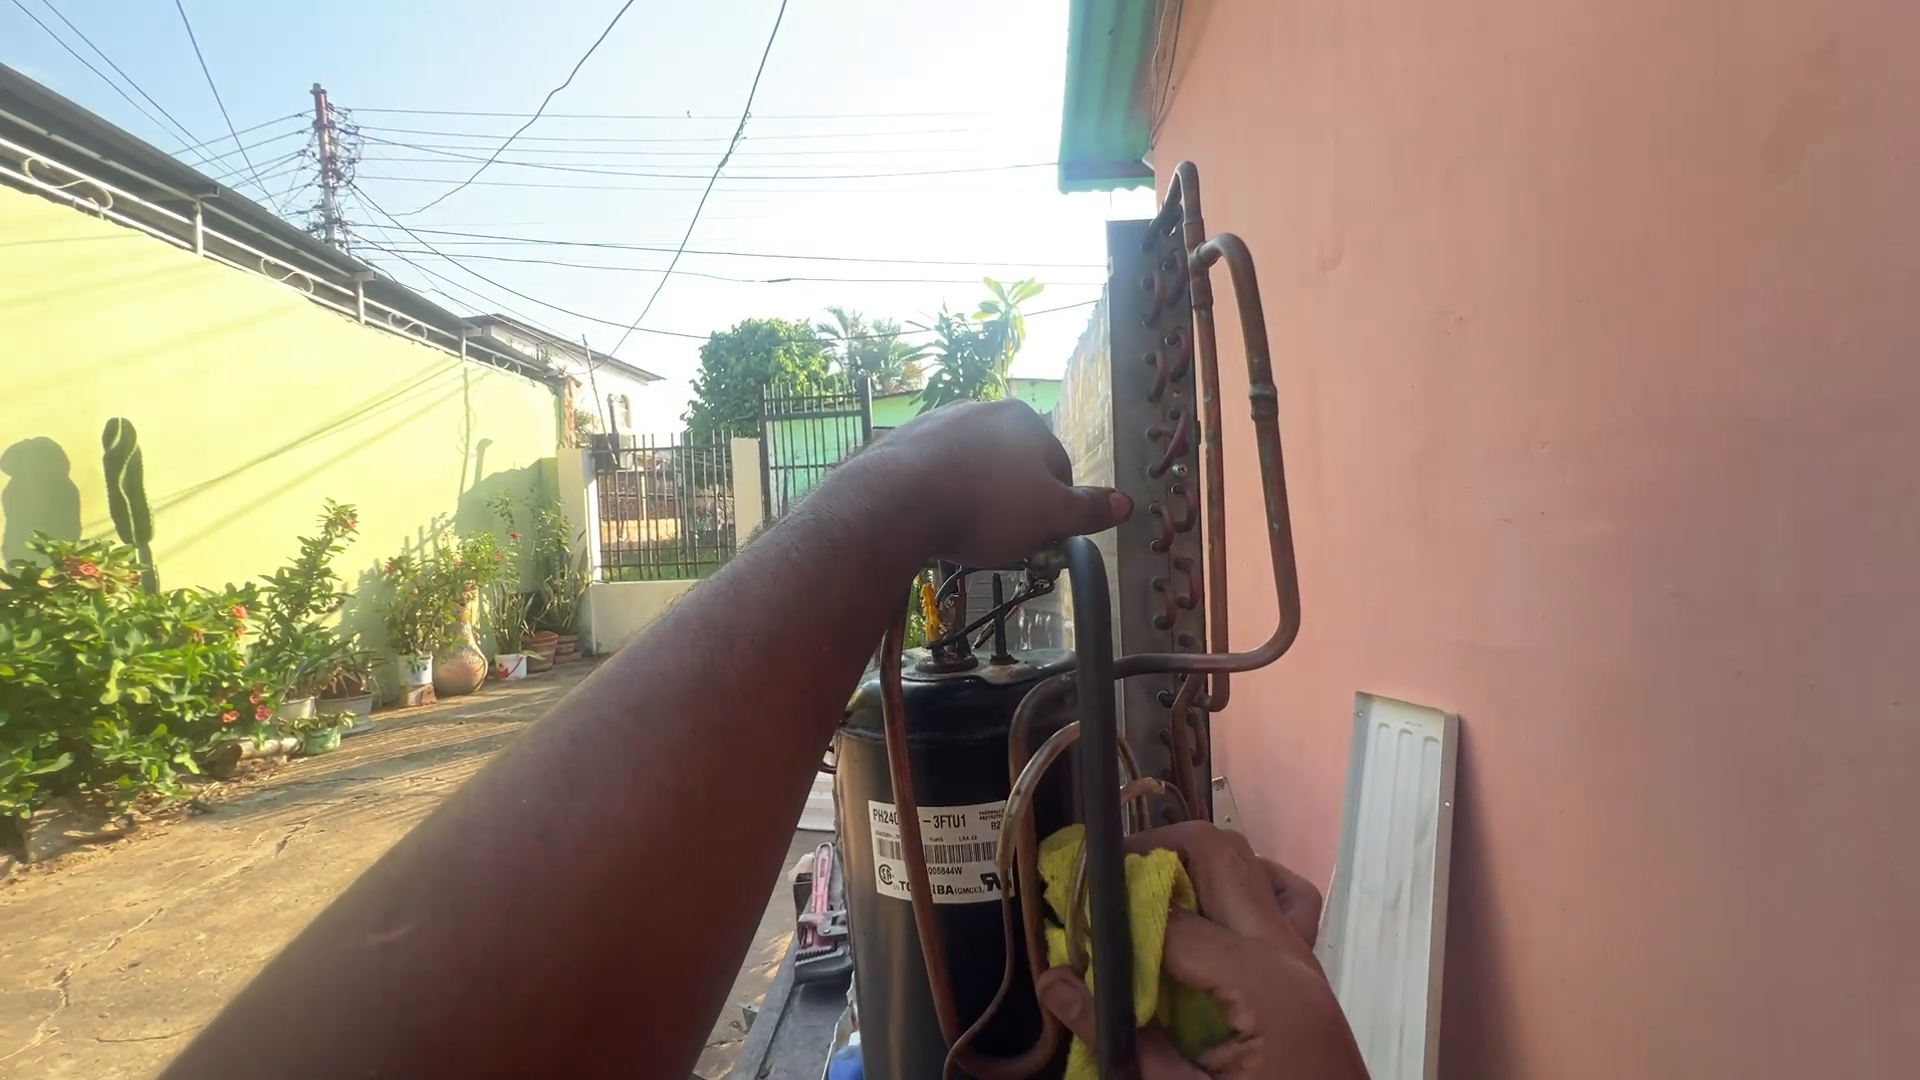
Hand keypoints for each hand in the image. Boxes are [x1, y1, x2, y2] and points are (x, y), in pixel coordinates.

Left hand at [831, 398, 1131, 566]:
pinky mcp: (903, 442)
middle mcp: (982, 409)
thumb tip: (1127, 503)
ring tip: (966, 533)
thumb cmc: (986, 506)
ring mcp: (938, 422)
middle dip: (1014, 501)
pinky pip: (934, 472)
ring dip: (977, 496)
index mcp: (1024, 420)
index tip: (1041, 538)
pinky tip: (934, 519)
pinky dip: (940, 493)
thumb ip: (1087, 510)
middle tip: (1004, 539)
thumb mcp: (1048, 517)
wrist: (897, 500)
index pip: (1058, 466)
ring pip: (973, 466)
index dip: (1055, 508)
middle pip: (1013, 465)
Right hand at [1035, 823, 1367, 1078]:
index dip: (1118, 915)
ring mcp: (1305, 956)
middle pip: (1216, 853)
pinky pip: (1283, 896)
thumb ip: (1119, 1039)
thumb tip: (1051, 980)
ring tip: (1148, 893)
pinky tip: (1211, 912)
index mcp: (1263, 986)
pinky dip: (1242, 884)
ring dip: (1192, 862)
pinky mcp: (1309, 969)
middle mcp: (1288, 952)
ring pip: (1248, 862)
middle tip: (1109, 882)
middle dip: (1155, 851)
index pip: (1173, 920)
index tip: (1079, 922)